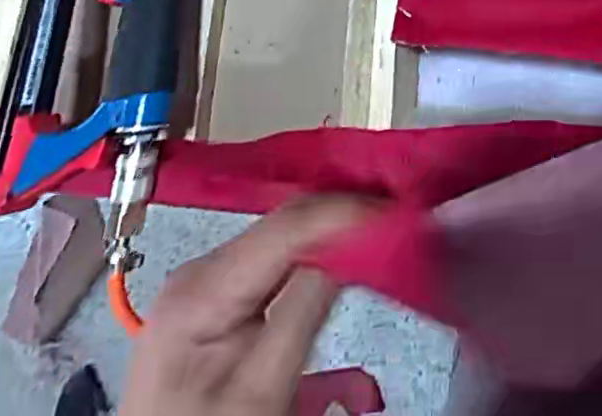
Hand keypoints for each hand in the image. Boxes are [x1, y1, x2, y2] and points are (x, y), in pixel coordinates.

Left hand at [121, 197, 375, 415]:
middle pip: (288, 223)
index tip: (396, 214)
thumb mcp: (260, 390)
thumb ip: (306, 308)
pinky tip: (350, 249)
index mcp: (201, 290)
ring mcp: (210, 279)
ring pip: (288, 233)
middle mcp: (201, 270)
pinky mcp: (223, 293)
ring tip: (385, 231)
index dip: (347, 211)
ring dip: (338, 229)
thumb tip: (357, 242)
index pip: (288, 226)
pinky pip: (280, 254)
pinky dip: (321, 248)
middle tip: (400, 219)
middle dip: (347, 215)